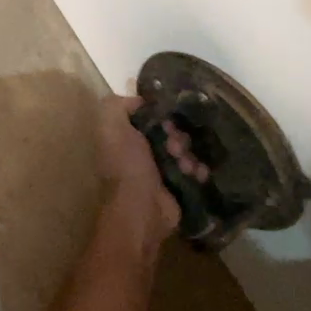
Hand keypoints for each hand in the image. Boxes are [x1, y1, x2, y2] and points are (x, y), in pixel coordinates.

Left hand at [96, 96, 181, 248]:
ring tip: (184, 165)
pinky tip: (195, 174)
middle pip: (171, 133)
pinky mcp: (179, 188)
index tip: (165, 122)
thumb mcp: (112, 125)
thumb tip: (139, 101)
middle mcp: (142, 154)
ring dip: (188, 154)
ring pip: (186, 151)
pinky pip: (196, 170)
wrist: (142, 208)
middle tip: (174, 147)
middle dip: (177, 136)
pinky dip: (198, 170)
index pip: (150, 118)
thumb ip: (118, 106)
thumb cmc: (126, 164)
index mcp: (125, 138)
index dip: (161, 116)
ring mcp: (162, 172)